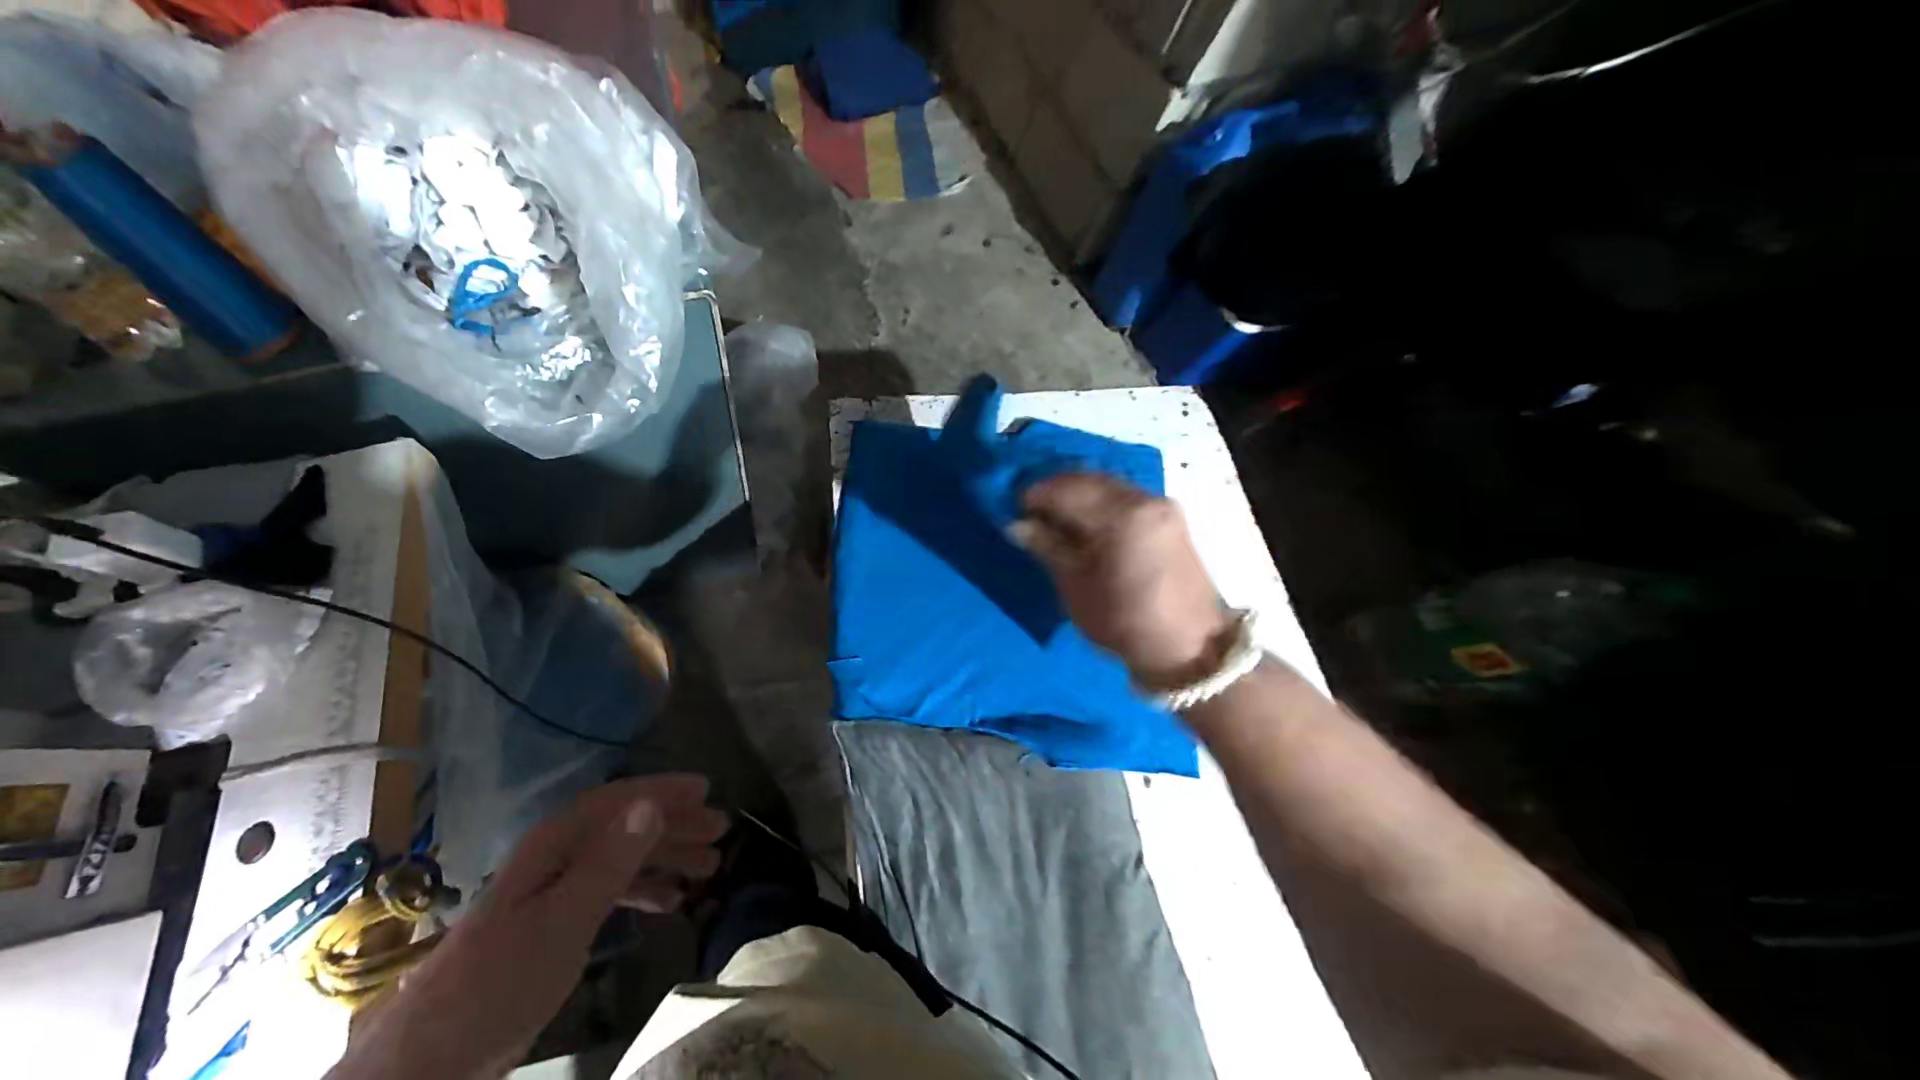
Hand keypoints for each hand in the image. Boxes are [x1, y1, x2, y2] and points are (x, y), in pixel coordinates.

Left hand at [329, 775, 727, 1079]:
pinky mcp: (553, 928)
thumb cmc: (498, 985)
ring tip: (708, 866)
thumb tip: (651, 805)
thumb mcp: (563, 921)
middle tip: (720, 832)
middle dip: (674, 825)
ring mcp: (553, 894)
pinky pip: (609, 892)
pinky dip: (642, 891)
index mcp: (552, 847)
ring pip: (621, 859)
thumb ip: (609, 862)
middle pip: (623, 827)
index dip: (661, 791)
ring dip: (665, 857)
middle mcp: (555, 860)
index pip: (615, 802)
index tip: (706, 789)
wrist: (428, 1065)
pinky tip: (669, 902)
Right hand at [1016, 473, 1229, 685]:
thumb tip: (1017, 524)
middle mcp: (1144, 499)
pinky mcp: (1169, 518)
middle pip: (1089, 480)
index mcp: (1121, 515)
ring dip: (1078, 494)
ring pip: (1108, 486)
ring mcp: (1161, 506)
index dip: (1034, 495)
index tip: (1012, 508)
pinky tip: (1085, 521)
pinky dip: (1101, 502)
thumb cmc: (1124, 621)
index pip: (1066, 489)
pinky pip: (1125, 497)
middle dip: (1055, 490)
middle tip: (1030, 511)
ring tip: (1054, 517)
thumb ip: (1048, 547)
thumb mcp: (1076, 587)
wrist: (1189, 648)